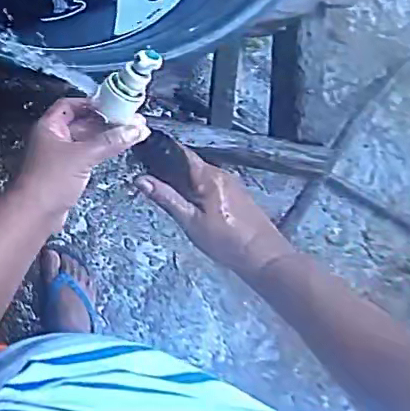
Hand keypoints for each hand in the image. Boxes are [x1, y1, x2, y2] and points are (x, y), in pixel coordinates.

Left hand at [12, 98, 147, 219]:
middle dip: (105, 119)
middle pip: (81, 121)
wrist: (36, 211)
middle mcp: (53, 137)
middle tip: (130, 119)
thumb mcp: (82, 156)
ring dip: (106, 135)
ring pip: (86, 138)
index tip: (113, 103)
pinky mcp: (68, 170)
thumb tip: (133, 128)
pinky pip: (87, 153)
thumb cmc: (49, 179)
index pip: (70, 104)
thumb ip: (109, 142)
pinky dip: (102, 149)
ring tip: (132, 132)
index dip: (90, 102)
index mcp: (49, 126)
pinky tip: (118, 148)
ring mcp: (60, 154)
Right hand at [137, 144, 296, 277]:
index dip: (158, 149)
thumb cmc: (229, 243)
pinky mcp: (237, 195)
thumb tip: (140, 179)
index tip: (140, 151)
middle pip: (187, 162)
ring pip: (198, 173)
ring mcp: (231, 184)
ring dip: (183, 178)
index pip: (178, 151)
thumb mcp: (191, 222)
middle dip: (168, 167)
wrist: (269, 261)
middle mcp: (220, 174)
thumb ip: (166, 198)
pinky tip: (190, 201)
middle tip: (149, 176)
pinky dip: (196, 186)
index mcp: (208, 176)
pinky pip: (209, 182)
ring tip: (166, 189)